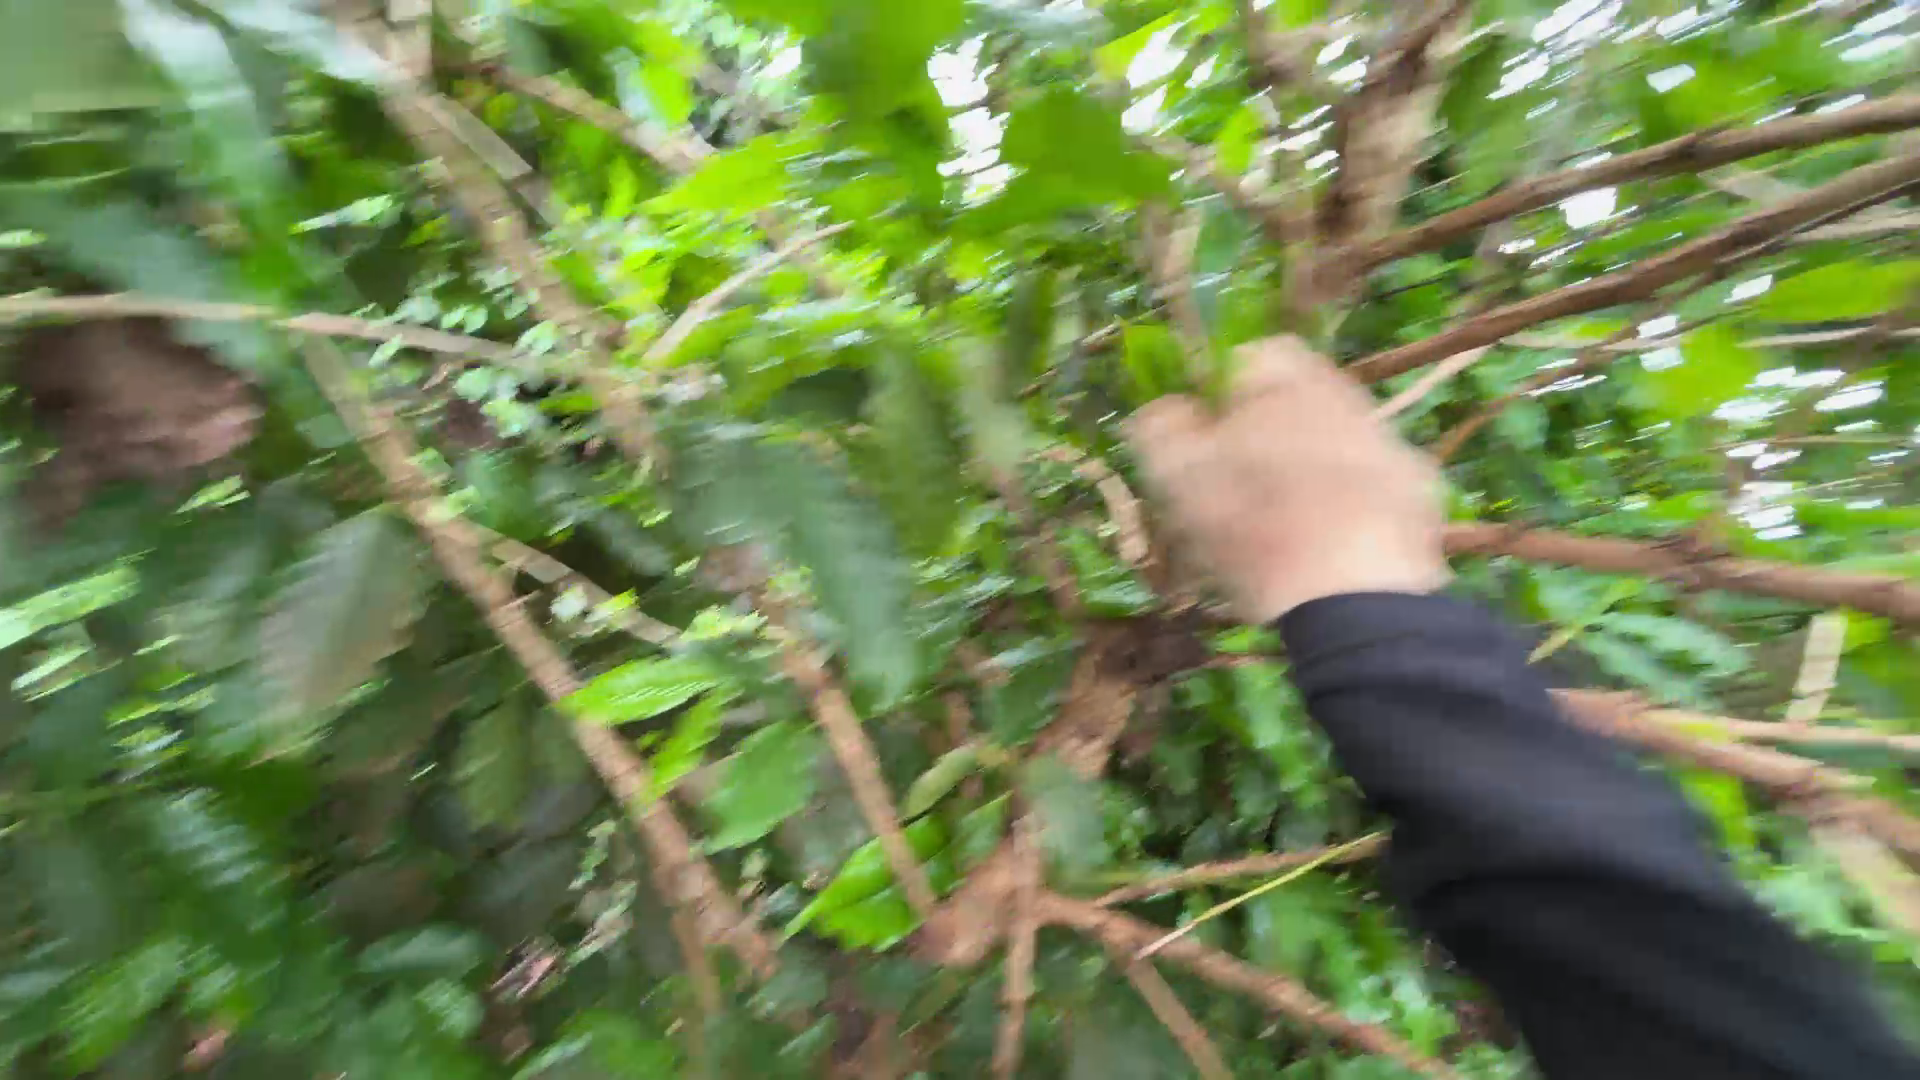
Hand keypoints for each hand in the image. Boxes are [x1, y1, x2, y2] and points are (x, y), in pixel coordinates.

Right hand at [1125, 336, 1450, 622]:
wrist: (1350, 599)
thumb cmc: (1251, 532)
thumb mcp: (1179, 482)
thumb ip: (1160, 429)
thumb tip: (1161, 407)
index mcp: (1281, 387)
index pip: (1247, 357)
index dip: (1218, 392)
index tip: (1202, 436)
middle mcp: (1341, 397)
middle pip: (1294, 396)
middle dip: (1262, 428)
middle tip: (1235, 481)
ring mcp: (1385, 440)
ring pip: (1330, 434)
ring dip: (1302, 459)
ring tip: (1280, 515)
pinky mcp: (1415, 485)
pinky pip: (1367, 474)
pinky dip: (1345, 494)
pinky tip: (1325, 534)